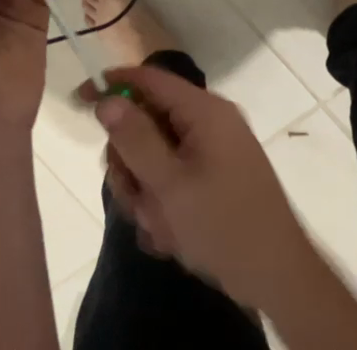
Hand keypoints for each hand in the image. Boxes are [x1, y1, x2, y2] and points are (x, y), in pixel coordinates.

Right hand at [89, 64, 318, 308]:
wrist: (278, 278)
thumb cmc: (223, 225)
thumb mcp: (170, 184)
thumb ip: (134, 139)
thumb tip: (106, 100)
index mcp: (204, 111)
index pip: (148, 78)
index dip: (110, 85)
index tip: (78, 102)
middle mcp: (209, 122)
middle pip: (146, 121)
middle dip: (130, 161)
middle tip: (132, 196)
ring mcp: (213, 151)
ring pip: (155, 155)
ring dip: (145, 189)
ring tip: (157, 225)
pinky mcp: (215, 177)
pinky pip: (172, 176)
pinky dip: (163, 202)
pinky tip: (170, 234)